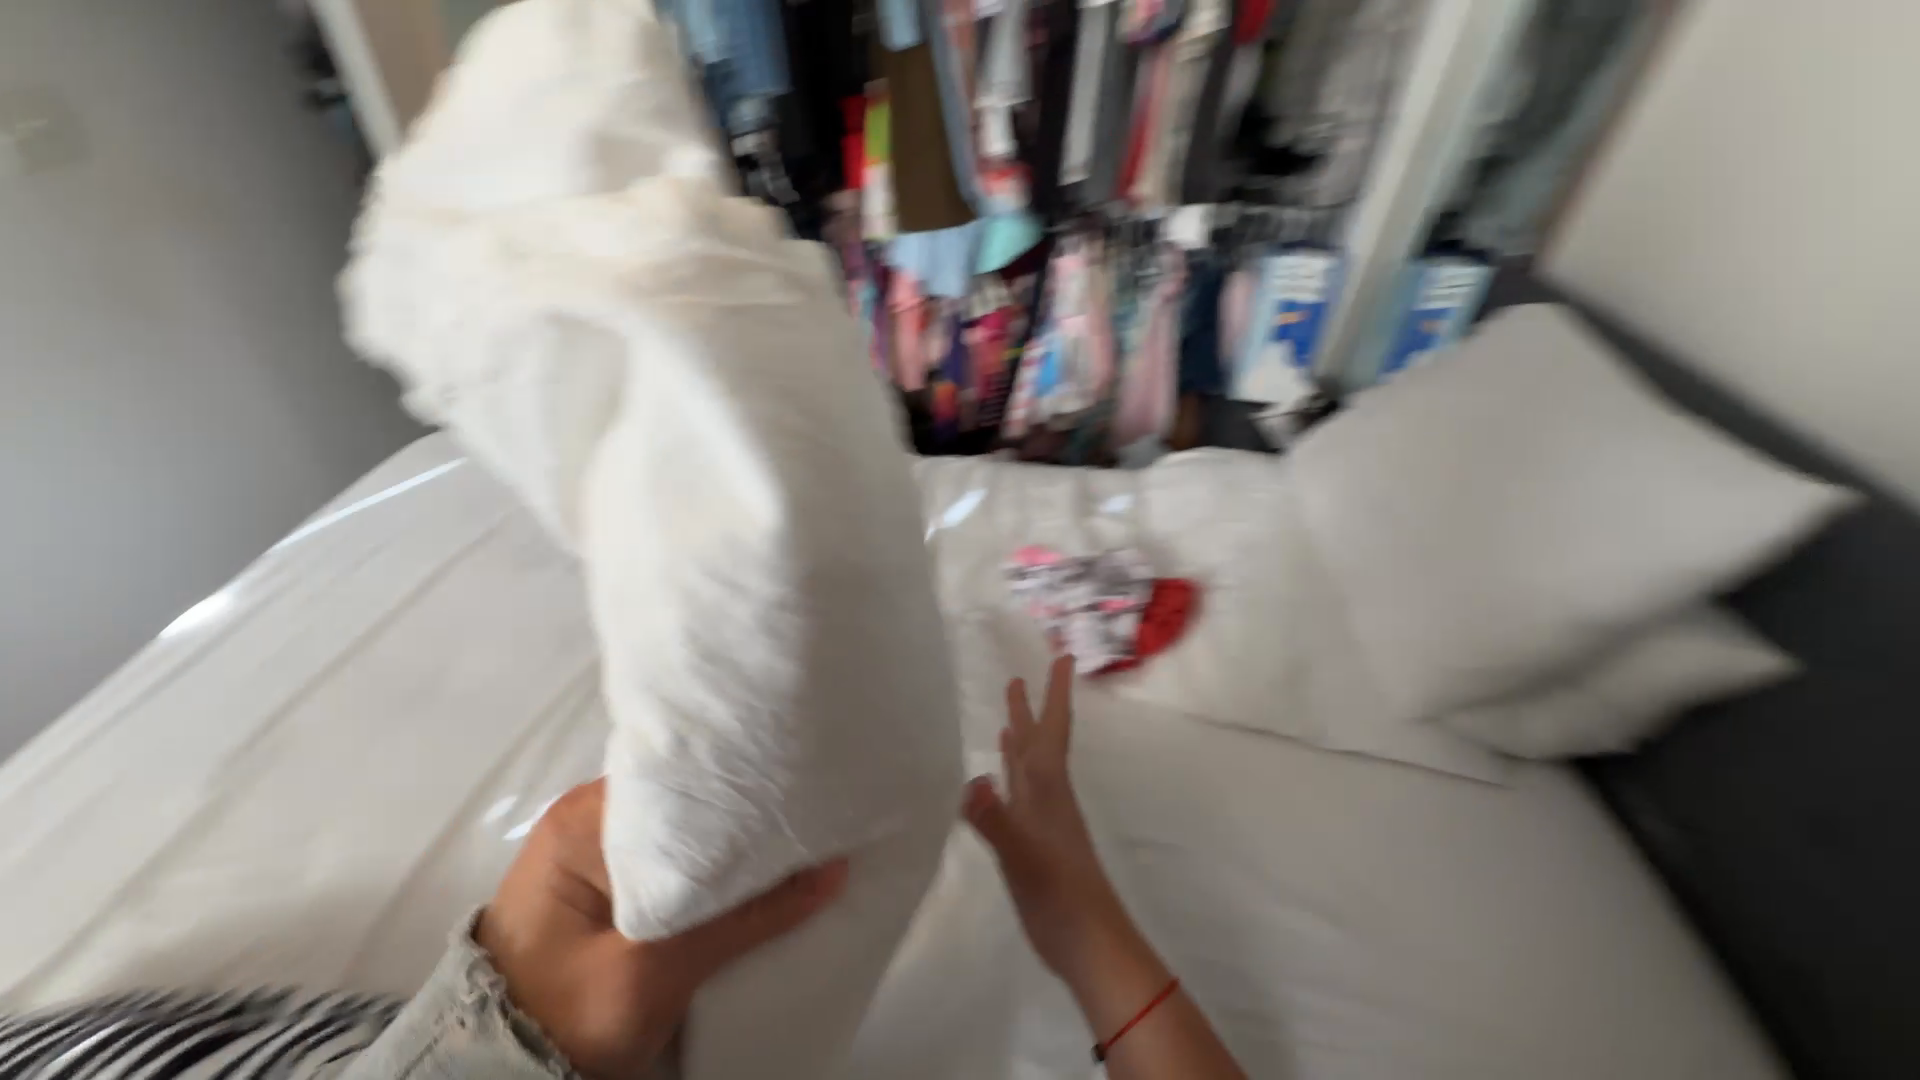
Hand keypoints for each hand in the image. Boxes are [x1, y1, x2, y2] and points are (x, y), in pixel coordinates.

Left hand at [475, 778, 848, 1078]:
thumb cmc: (563, 1018)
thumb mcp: (655, 972)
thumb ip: (744, 918)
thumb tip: (831, 871)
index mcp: (583, 820)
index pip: (676, 778)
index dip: (737, 784)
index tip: (794, 786)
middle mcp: (589, 821)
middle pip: (684, 802)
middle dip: (742, 814)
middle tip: (806, 813)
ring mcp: (597, 854)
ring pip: (683, 834)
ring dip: (730, 846)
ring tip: (792, 839)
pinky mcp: (609, 888)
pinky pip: (673, 862)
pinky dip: (712, 870)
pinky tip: (754, 873)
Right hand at [961, 655, 1132, 982]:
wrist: (1089, 945)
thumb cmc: (1060, 898)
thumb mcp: (1023, 858)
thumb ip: (995, 821)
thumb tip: (969, 780)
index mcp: (1048, 791)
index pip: (1051, 732)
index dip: (1055, 694)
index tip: (1064, 656)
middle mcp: (1046, 797)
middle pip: (1039, 742)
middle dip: (1032, 707)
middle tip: (1022, 674)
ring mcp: (1041, 821)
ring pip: (1028, 767)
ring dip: (1019, 738)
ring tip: (1008, 714)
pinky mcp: (1032, 843)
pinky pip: (1018, 795)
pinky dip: (1009, 776)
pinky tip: (999, 779)